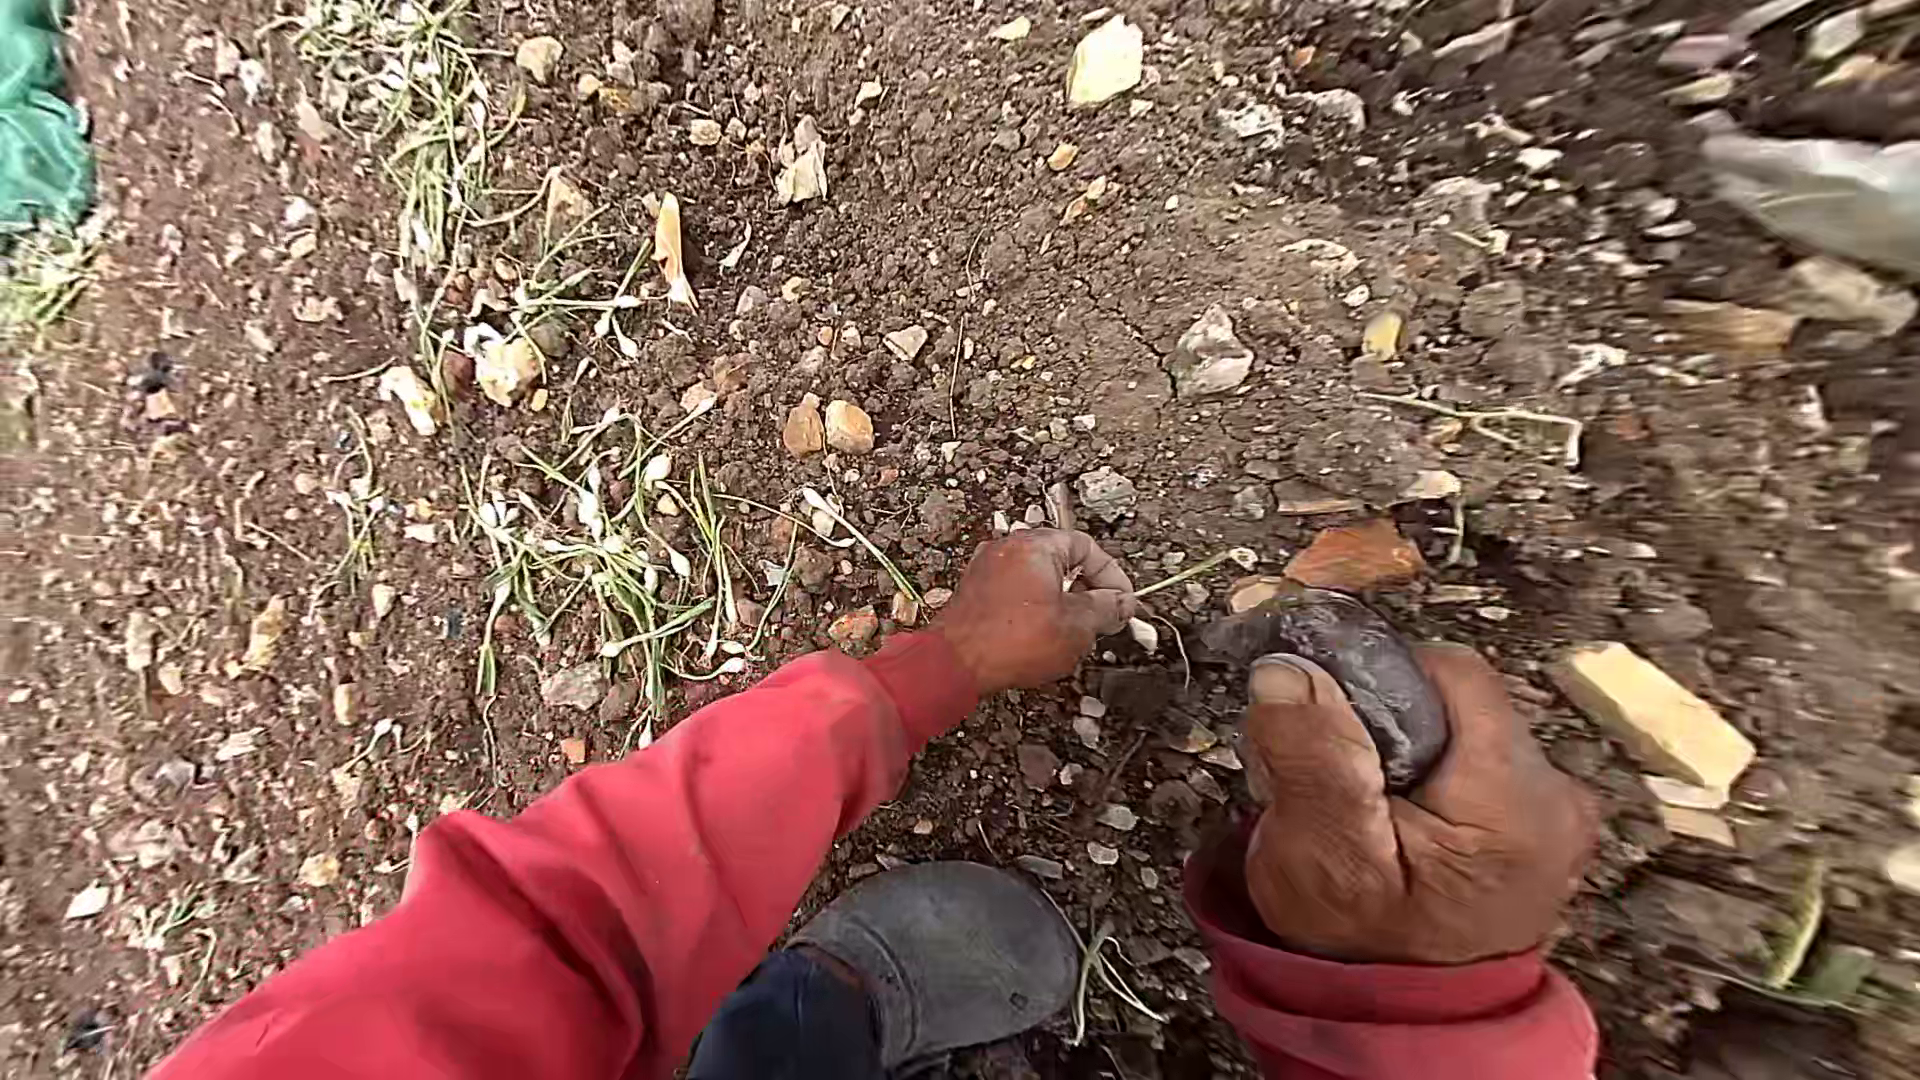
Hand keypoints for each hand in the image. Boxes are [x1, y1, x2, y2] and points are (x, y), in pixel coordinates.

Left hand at [931, 529, 1135, 695]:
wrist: (954, 664)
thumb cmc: (1009, 642)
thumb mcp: (1076, 626)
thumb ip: (1106, 609)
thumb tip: (1122, 603)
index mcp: (1035, 545)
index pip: (1087, 547)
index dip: (1111, 575)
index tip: (1122, 600)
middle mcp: (1008, 548)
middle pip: (1062, 559)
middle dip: (1087, 589)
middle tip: (1102, 616)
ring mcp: (988, 568)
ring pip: (1039, 577)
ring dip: (1062, 600)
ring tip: (1072, 630)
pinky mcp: (976, 590)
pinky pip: (1016, 590)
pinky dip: (1035, 607)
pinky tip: (1041, 634)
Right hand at [1239, 643, 1596, 964]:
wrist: (1384, 994)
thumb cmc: (1357, 937)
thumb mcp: (1320, 852)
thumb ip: (1311, 759)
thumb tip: (1289, 671)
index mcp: (1517, 803)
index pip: (1448, 674)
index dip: (1373, 677)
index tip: (1324, 715)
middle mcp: (1548, 793)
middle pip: (1436, 691)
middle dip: (1363, 710)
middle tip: (1320, 766)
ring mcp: (1535, 799)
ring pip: (1431, 710)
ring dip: (1368, 730)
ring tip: (1336, 788)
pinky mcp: (1511, 804)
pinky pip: (1438, 739)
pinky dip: (1387, 751)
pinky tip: (1360, 794)